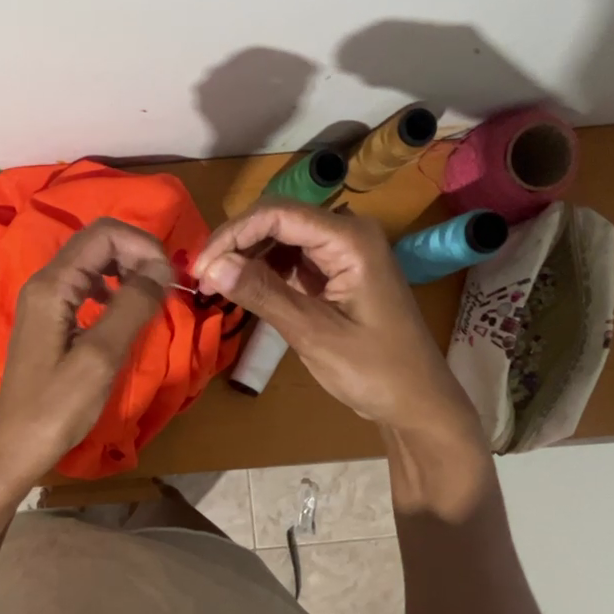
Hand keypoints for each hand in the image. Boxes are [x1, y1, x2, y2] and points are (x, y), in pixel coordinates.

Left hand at [0, 219, 173, 490]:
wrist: (15, 449)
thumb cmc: (55, 409)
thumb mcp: (100, 358)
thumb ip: (132, 307)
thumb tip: (163, 270)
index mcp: (51, 286)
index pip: (103, 233)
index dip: (143, 245)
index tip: (170, 278)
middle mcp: (43, 284)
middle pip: (96, 242)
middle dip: (137, 254)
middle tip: (166, 287)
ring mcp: (42, 304)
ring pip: (91, 264)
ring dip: (126, 271)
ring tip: (151, 299)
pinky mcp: (47, 323)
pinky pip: (84, 289)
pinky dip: (111, 291)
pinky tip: (124, 315)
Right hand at [192, 202, 477, 438]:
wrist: (415, 399)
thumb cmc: (373, 369)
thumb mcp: (313, 333)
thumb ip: (263, 294)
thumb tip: (212, 267)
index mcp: (349, 239)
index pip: (277, 214)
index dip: (231, 235)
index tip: (199, 270)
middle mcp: (346, 233)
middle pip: (276, 219)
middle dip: (234, 243)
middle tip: (201, 280)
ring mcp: (342, 252)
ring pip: (279, 237)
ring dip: (245, 256)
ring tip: (214, 286)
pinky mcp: (336, 272)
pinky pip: (290, 258)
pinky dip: (262, 270)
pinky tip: (241, 289)